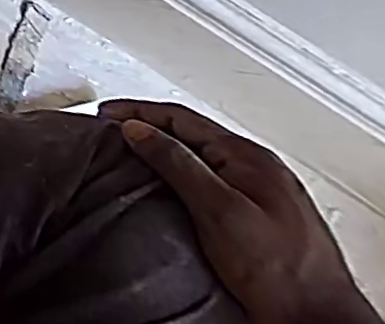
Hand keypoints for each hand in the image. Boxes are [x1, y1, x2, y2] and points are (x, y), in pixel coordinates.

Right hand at [100, 100, 382, 323]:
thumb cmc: (281, 273)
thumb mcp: (219, 209)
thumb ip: (176, 162)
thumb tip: (136, 128)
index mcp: (251, 159)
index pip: (180, 117)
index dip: (136, 111)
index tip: (103, 116)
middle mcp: (259, 170)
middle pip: (188, 133)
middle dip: (145, 127)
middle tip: (109, 132)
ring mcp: (262, 193)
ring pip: (196, 156)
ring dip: (159, 149)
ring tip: (128, 155)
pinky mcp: (257, 215)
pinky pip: (205, 178)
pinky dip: (175, 171)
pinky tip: (162, 185)